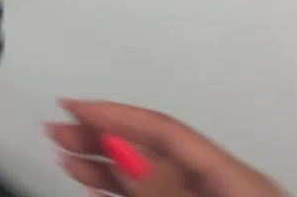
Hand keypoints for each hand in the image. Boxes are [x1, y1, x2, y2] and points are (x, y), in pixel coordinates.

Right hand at [46, 100, 285, 196]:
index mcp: (242, 185)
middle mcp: (233, 193)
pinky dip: (127, 193)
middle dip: (105, 140)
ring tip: (66, 160)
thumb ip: (165, 193)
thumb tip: (120, 148)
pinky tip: (97, 190)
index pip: (170, 133)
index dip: (117, 115)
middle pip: (160, 153)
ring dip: (108, 168)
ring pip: (156, 179)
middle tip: (54, 133)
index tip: (69, 108)